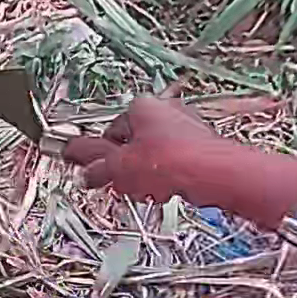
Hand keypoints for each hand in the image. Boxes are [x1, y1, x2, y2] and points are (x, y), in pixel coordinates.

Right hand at [59, 96, 222, 202]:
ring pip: (150, 157)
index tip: (95, 171)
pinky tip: (163, 190)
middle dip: (123, 167)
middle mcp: (164, 111)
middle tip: (120, 182)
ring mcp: (185, 128)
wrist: (213, 173)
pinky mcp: (198, 148)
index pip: (108, 132)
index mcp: (141, 107)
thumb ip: (95, 168)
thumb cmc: (170, 160)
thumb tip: (83, 171)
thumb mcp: (118, 166)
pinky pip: (171, 165)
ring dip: (142, 176)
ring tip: (144, 189)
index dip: (101, 155)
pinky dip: (163, 178)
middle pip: (130, 145)